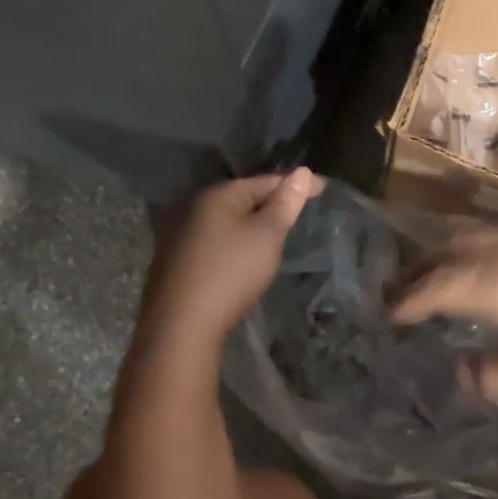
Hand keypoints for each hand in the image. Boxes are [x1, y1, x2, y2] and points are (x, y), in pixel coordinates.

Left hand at [147, 168, 324, 335]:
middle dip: (272, 201)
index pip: (266, 181)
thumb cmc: (231, 272)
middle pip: (244, 197)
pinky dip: (235, 240)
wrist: (181, 326)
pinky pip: (215, 239)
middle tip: (299, 210)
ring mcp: (180, 235)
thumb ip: (285, 203)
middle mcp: (194, 207)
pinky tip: (243, 254)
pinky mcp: (175, 260)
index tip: (322, 189)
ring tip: (276, 231)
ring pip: (228, 220)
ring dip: (252, 221)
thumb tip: (302, 171)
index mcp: (218, 196)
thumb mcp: (267, 235)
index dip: (297, 185)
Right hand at [392, 226, 497, 414]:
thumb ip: (493, 377)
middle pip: (456, 247)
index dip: (411, 300)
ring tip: (438, 273)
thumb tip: (463, 367)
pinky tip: (489, 267)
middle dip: (424, 267)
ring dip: (454, 251)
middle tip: (402, 287)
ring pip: (483, 234)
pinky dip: (484, 247)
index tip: (389, 312)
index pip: (441, 285)